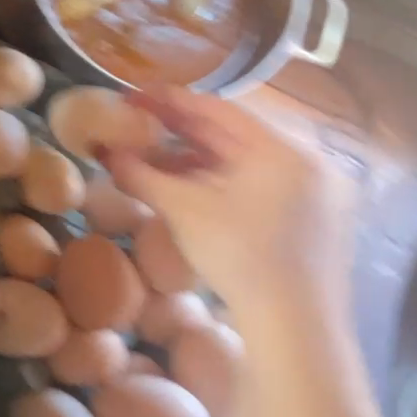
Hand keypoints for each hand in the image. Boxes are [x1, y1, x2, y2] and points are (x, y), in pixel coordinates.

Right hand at [99, 87, 351, 322]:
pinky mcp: (310, 214)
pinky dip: (215, 175)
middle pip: (232, 132)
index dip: (168, 99)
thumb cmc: (238, 253)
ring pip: (242, 157)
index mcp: (282, 151)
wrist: (294, 322)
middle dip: (178, 126)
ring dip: (193, 153)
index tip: (129, 94)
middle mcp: (306, 162)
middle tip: (134, 120)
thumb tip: (102, 150)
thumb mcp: (179, 207)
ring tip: (150, 154)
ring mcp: (314, 190)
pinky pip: (254, 178)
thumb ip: (138, 172)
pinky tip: (183, 183)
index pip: (217, 110)